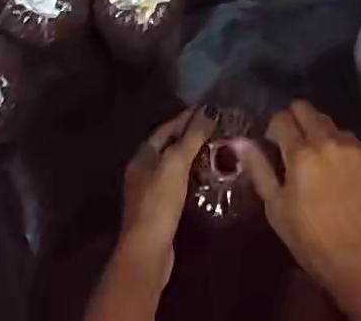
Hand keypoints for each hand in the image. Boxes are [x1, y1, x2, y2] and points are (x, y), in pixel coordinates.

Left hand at [118, 107, 211, 276]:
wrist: (148, 251)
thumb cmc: (159, 201)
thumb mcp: (176, 162)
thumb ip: (192, 136)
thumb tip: (209, 110)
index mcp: (143, 155)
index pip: (167, 127)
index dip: (187, 116)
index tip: (209, 109)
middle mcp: (143, 170)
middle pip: (170, 144)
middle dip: (191, 134)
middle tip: (217, 128)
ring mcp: (150, 191)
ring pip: (174, 164)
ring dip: (193, 155)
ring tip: (217, 148)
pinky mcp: (160, 209)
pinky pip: (178, 181)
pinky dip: (192, 174)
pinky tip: (207, 175)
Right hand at [233, 101, 360, 305]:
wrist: (356, 256)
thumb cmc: (308, 237)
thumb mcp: (276, 206)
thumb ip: (258, 168)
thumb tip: (238, 141)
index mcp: (301, 153)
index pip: (281, 118)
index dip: (273, 130)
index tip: (273, 147)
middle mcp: (326, 140)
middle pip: (305, 108)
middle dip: (294, 120)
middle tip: (291, 147)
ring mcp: (349, 145)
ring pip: (326, 120)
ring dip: (316, 131)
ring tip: (314, 159)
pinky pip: (346, 136)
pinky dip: (335, 143)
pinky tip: (334, 168)